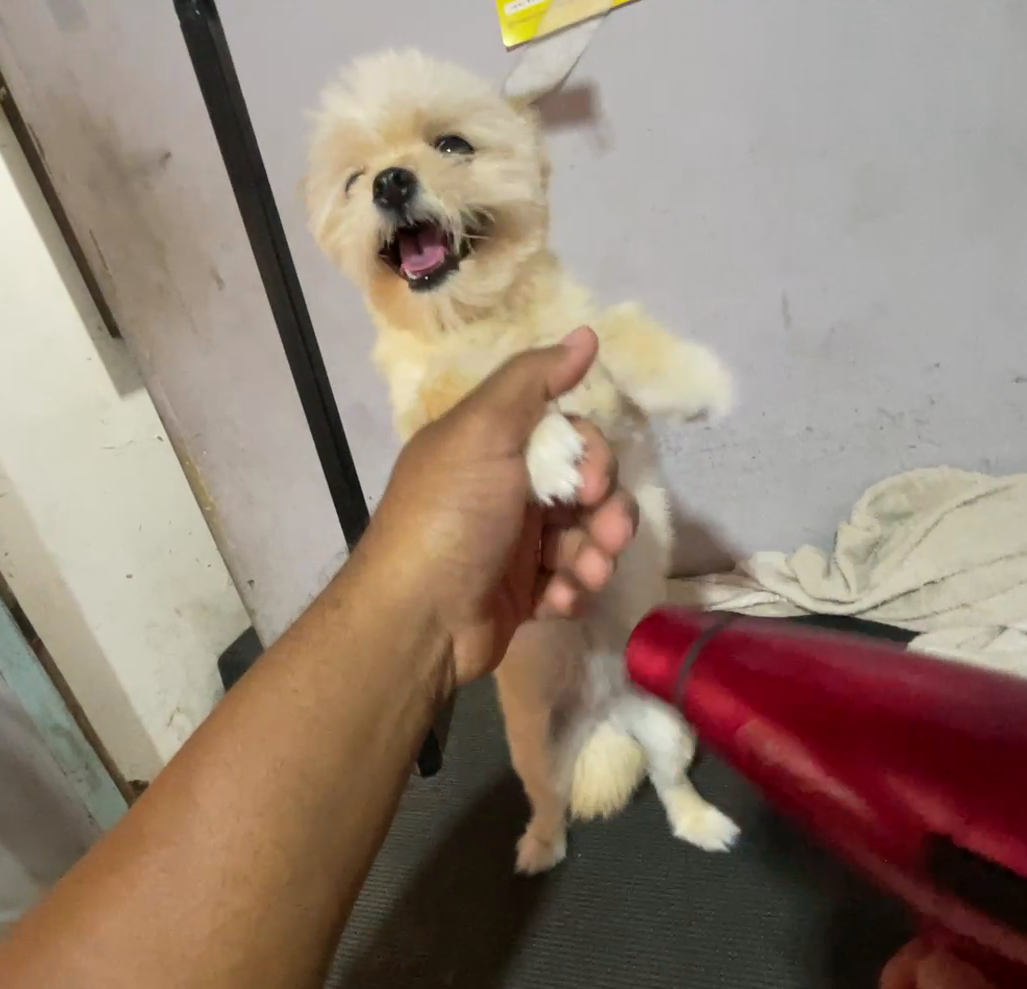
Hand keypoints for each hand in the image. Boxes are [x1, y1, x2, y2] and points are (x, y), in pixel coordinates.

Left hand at [357, 327, 636, 682]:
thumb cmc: (451, 516)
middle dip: (607, 513)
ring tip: (584, 577)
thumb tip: (586, 333)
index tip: (592, 483)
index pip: (568, 436)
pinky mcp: (523, 594)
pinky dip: (571, 590)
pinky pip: (569, 582)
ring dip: (596, 556)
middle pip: (586, 489)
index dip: (593, 455)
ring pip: (585, 539)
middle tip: (607, 537)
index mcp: (494, 448)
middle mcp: (506, 491)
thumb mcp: (483, 431)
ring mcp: (515, 545)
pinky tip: (558, 602)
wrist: (418, 618)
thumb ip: (533, 380)